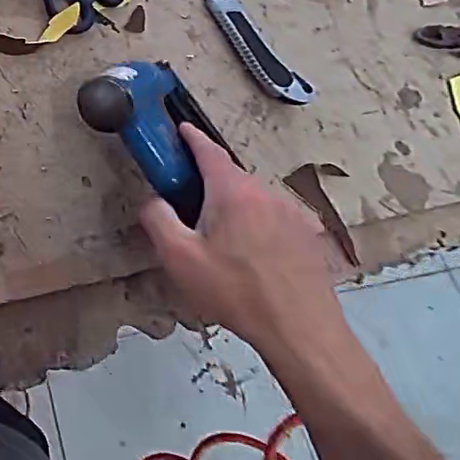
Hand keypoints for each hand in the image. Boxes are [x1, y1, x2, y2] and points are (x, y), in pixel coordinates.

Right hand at [138, 124, 345, 357]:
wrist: (300, 330)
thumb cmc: (236, 292)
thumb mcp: (180, 258)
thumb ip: (158, 219)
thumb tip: (152, 200)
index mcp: (232, 190)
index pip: (208, 150)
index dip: (192, 137)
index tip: (181, 129)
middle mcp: (264, 192)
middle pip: (230, 178)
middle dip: (209, 186)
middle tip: (191, 210)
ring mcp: (290, 212)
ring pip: (253, 200)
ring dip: (235, 210)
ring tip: (223, 247)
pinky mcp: (307, 234)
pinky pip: (274, 219)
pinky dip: (258, 228)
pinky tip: (254, 261)